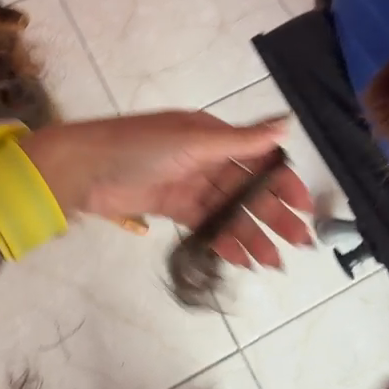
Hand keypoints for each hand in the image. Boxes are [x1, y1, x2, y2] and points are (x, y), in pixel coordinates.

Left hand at [23, 112, 315, 267]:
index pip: (259, 159)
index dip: (283, 183)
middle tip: (298, 244)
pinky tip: (241, 259)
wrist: (83, 170)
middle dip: (273, 215)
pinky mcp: (173, 207)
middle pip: (248, 189)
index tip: (304, 208)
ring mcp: (189, 184)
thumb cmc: (139, 146)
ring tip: (272, 262)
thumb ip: (241, 140)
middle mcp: (205, 158)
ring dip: (252, 234)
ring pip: (230, 211)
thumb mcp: (192, 140)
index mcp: (213, 135)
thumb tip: (286, 125)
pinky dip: (224, 241)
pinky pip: (207, 224)